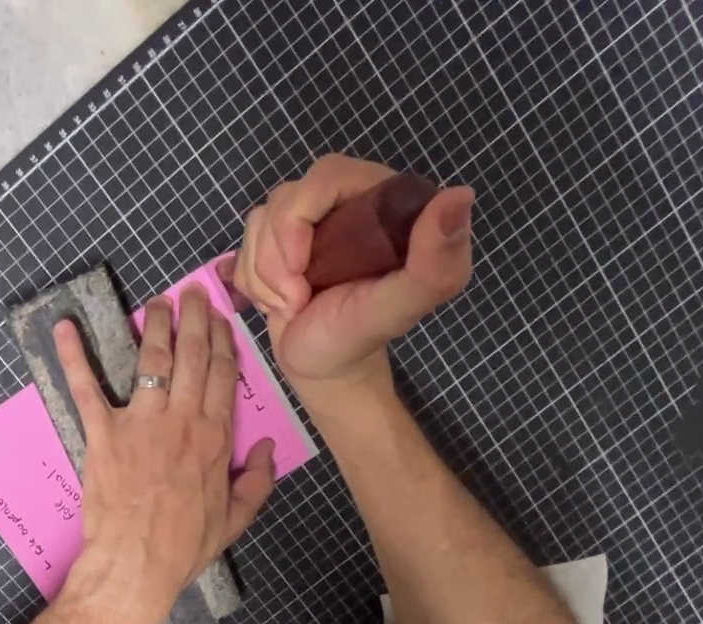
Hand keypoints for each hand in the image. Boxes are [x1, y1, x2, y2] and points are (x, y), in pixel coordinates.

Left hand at [53, 287, 276, 623]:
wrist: (136, 565)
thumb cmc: (184, 547)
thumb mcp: (235, 521)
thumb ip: (257, 482)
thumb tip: (267, 448)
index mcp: (215, 438)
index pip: (223, 377)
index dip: (223, 343)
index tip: (221, 321)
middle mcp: (182, 420)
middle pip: (193, 357)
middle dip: (196, 319)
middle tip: (193, 293)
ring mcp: (141, 422)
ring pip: (152, 359)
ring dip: (157, 324)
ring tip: (159, 301)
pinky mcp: (103, 433)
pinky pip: (87, 388)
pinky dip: (73, 357)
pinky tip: (64, 328)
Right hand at [230, 154, 475, 403]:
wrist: (323, 369)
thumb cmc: (360, 338)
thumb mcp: (401, 305)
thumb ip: (433, 260)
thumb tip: (458, 196)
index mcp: (383, 202)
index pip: (325, 176)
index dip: (297, 219)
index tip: (300, 270)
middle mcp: (345, 203)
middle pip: (284, 199)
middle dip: (276, 257)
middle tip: (295, 298)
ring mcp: (308, 224)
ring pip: (259, 222)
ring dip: (264, 275)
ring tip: (291, 304)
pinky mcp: (278, 246)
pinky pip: (244, 246)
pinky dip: (252, 281)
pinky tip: (278, 301)